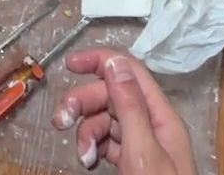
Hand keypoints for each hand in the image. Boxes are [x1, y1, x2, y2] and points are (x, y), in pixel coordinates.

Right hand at [52, 50, 194, 172]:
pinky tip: (89, 162)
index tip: (68, 65)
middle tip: (61, 120)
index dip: (99, 61)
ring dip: (87, 131)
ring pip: (106, 119)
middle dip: (84, 104)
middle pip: (112, 95)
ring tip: (81, 156)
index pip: (129, 70)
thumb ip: (129, 106)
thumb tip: (114, 62)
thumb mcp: (143, 152)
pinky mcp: (134, 162)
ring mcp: (145, 145)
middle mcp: (154, 125)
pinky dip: (94, 147)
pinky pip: (108, 141)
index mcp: (161, 116)